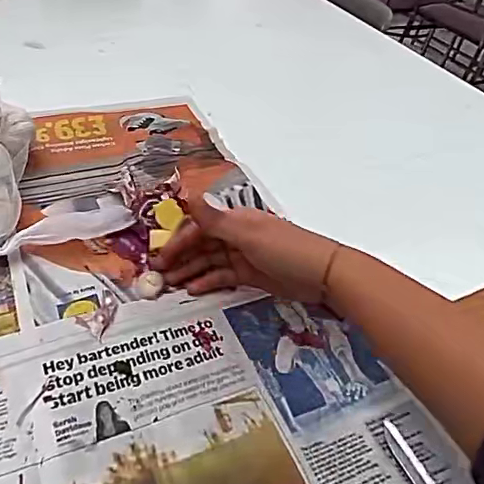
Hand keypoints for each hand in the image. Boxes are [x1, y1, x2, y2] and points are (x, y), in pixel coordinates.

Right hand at [151, 198, 340, 301]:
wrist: (325, 275)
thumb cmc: (288, 249)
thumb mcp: (248, 234)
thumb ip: (215, 219)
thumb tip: (189, 195)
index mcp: (234, 220)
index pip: (197, 227)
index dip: (177, 239)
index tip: (160, 254)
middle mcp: (235, 234)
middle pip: (200, 244)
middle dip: (178, 256)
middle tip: (158, 272)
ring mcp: (242, 254)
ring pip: (208, 261)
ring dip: (189, 270)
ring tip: (170, 283)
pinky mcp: (250, 273)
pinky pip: (222, 275)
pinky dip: (207, 281)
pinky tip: (194, 289)